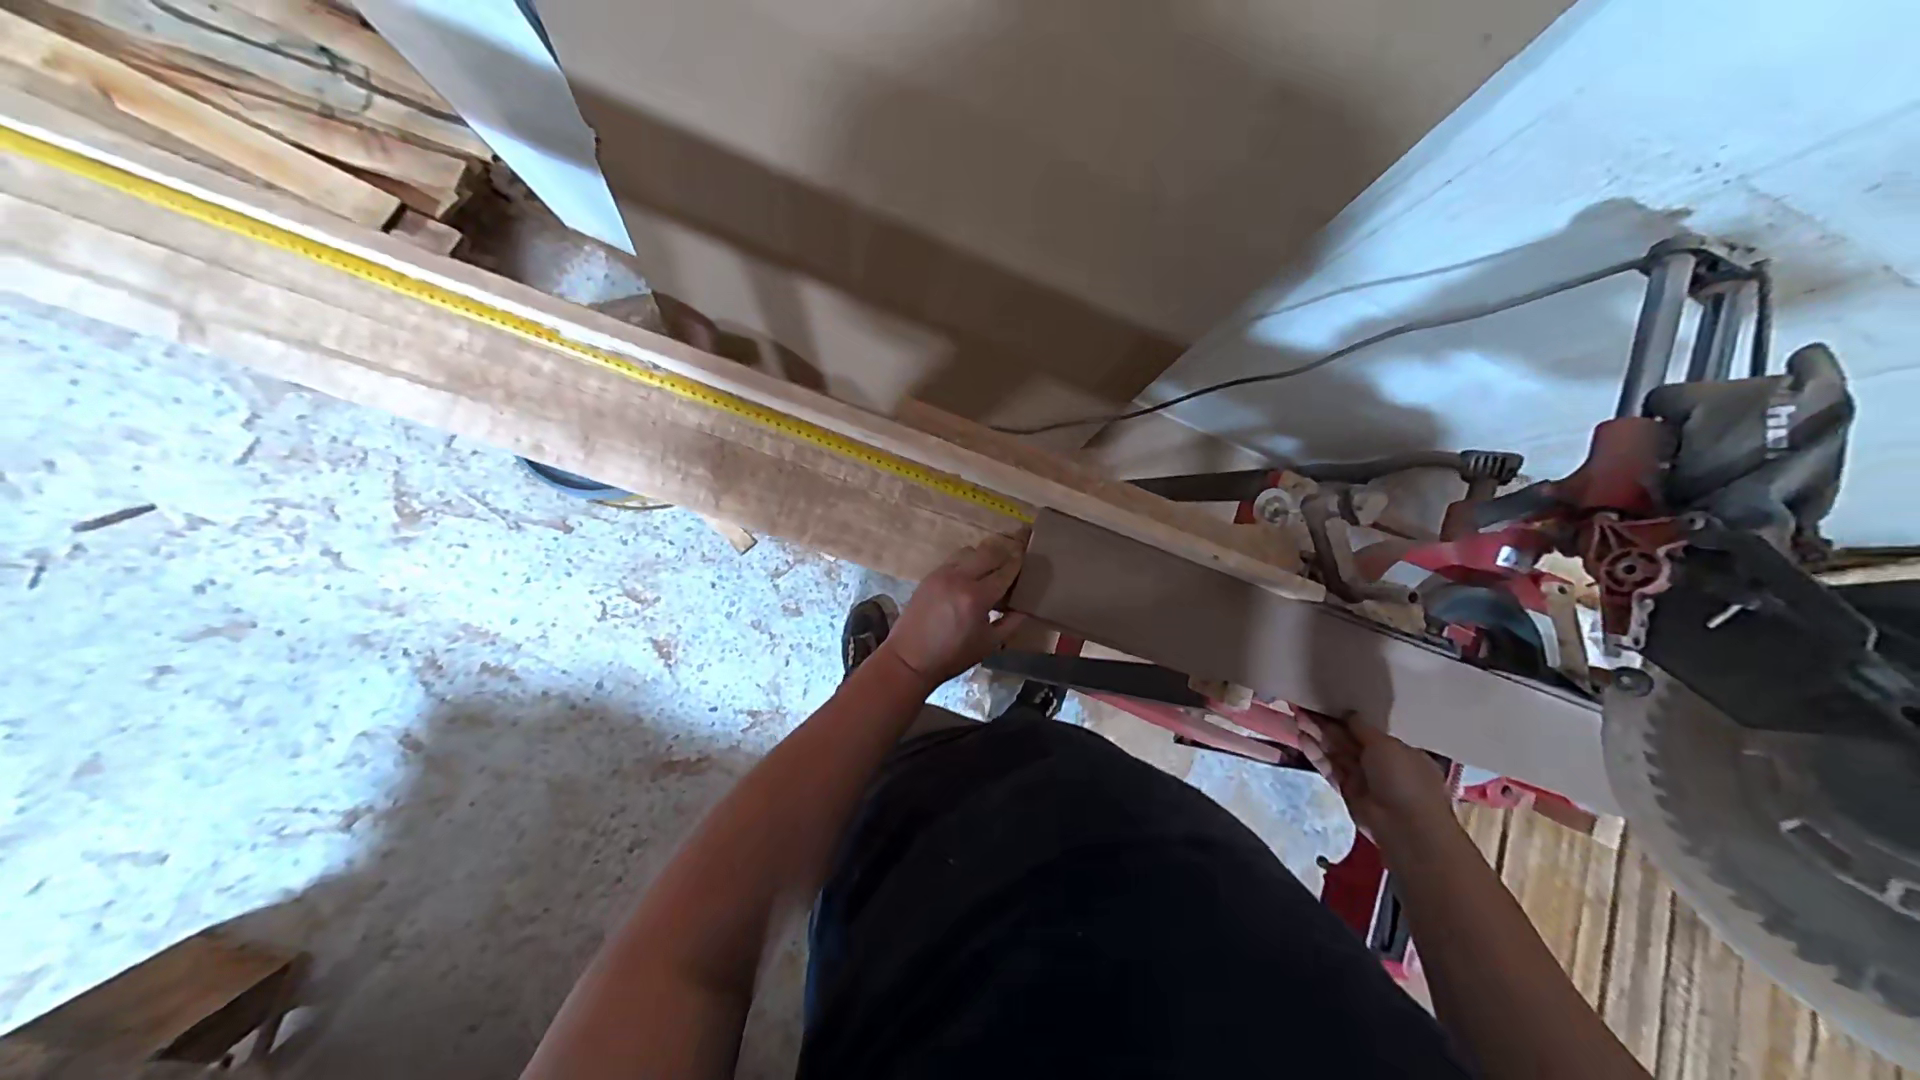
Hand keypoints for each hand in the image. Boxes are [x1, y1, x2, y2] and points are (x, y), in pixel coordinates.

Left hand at [880, 536, 1028, 685]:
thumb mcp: (989, 644)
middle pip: (989, 552)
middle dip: (1005, 553)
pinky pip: (954, 559)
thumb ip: (1011, 624)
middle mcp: (960, 579)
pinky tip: (971, 573)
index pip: (1004, 572)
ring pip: (970, 551)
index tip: (1027, 560)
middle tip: (1015, 556)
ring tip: (992, 565)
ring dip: (984, 555)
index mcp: (977, 597)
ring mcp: (942, 574)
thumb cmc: (953, 655)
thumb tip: (1026, 609)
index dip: (1018, 565)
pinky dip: (967, 561)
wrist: (909, 658)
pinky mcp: (930, 575)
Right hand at [1296, 711, 1451, 836]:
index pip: (1367, 731)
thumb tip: (1349, 714)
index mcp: (1397, 750)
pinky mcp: (1347, 791)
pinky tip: (1302, 739)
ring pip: (1336, 753)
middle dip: (1326, 724)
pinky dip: (1316, 754)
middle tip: (1302, 707)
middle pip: (1348, 740)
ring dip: (1317, 736)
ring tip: (1297, 718)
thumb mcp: (1386, 745)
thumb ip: (1363, 728)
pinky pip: (1330, 768)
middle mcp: (1380, 763)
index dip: (1344, 718)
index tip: (1325, 704)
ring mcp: (1363, 778)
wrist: (1405, 826)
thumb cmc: (1403, 779)